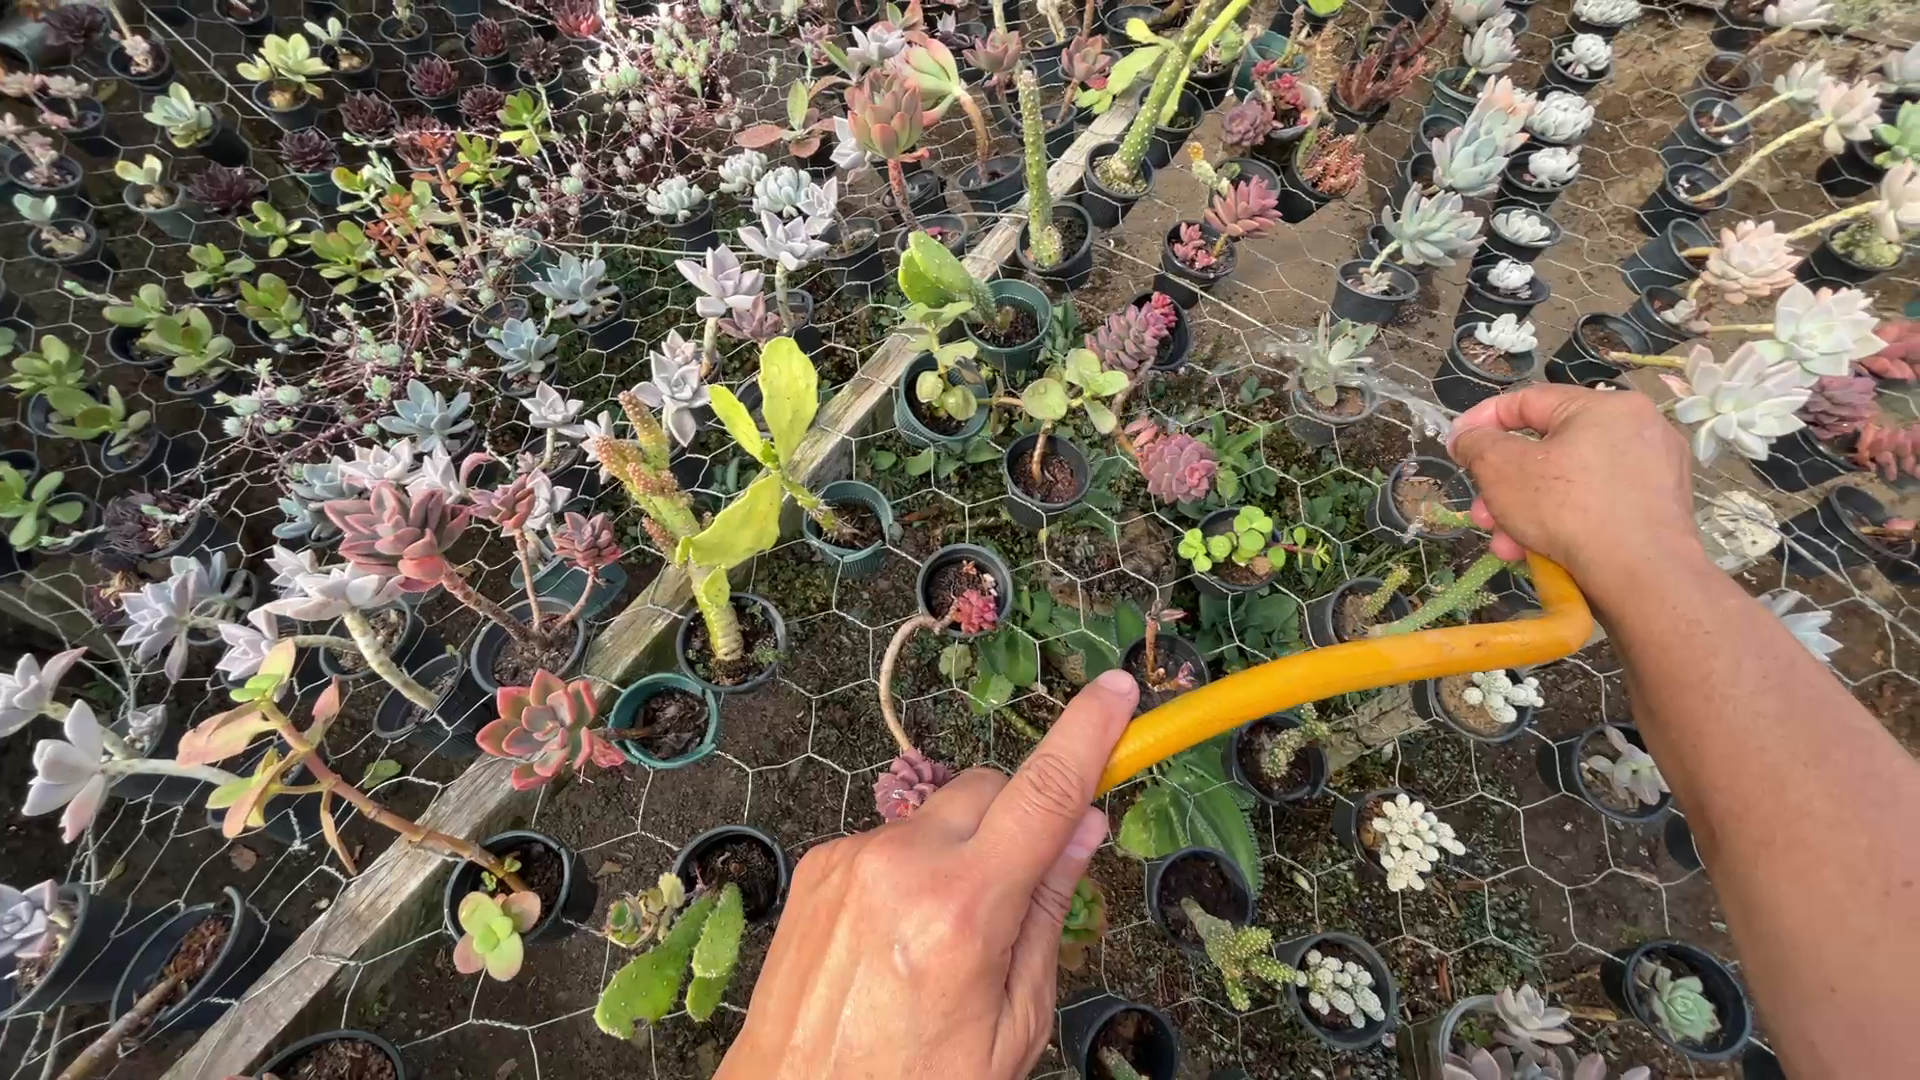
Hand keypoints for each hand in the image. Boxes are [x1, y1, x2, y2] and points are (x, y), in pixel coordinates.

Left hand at [715, 669, 1137, 1079]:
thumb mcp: (1013, 1023)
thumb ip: (1050, 912)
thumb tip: (1085, 824)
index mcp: (965, 911)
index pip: (1046, 794)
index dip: (1089, 733)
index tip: (1118, 690)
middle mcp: (903, 863)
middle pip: (990, 785)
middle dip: (1018, 814)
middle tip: (1015, 882)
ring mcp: (853, 854)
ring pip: (940, 811)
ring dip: (960, 845)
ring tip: (940, 926)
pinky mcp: (819, 859)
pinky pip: (892, 834)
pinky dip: (911, 862)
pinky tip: (893, 927)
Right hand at [1446, 385, 1703, 583]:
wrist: (1640, 572)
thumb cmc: (1565, 507)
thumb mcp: (1499, 467)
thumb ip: (1476, 442)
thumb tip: (1467, 436)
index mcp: (1604, 407)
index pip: (1526, 400)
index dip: (1480, 420)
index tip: (1454, 445)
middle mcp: (1636, 429)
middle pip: (1544, 448)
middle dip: (1501, 484)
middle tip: (1480, 510)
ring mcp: (1654, 468)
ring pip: (1564, 480)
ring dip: (1522, 509)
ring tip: (1505, 541)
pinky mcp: (1658, 505)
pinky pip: (1592, 501)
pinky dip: (1558, 520)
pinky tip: (1536, 547)